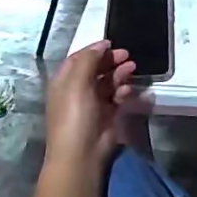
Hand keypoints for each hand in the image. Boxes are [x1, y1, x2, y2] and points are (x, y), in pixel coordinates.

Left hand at [43, 41, 136, 180]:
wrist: (83, 152)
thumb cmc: (75, 115)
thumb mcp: (77, 83)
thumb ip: (88, 60)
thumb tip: (101, 46)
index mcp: (64, 82)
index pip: (78, 59)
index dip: (94, 50)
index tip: (112, 43)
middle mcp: (77, 90)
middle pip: (95, 68)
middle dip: (110, 60)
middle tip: (127, 55)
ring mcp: (92, 103)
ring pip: (108, 81)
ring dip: (119, 73)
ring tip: (132, 68)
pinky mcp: (107, 114)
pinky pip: (116, 96)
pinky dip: (123, 91)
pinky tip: (127, 92)